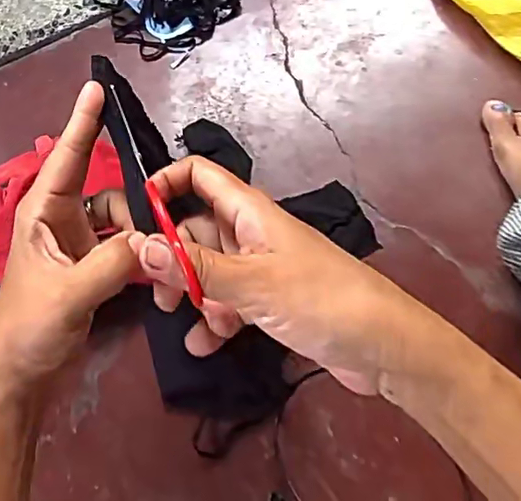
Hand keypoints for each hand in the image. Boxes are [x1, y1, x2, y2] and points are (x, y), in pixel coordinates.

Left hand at [0, 82, 143, 390]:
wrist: (22, 382)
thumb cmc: (28, 331)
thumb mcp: (67, 295)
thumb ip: (111, 264)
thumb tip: (151, 237)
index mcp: (42, 213)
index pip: (66, 156)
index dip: (83, 121)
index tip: (96, 87)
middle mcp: (61, 218)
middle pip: (104, 186)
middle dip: (131, 195)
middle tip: (158, 208)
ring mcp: (79, 241)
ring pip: (121, 214)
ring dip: (138, 230)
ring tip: (153, 257)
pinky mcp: (93, 263)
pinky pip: (125, 239)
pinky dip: (139, 248)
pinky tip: (152, 263)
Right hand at [132, 156, 434, 395]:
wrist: (382, 345)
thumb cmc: (319, 298)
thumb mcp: (252, 284)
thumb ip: (195, 269)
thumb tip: (140, 247)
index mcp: (248, 210)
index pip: (199, 174)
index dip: (167, 184)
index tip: (138, 215)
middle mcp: (250, 231)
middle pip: (196, 228)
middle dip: (174, 256)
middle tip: (159, 292)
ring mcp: (260, 266)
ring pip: (209, 267)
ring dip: (193, 292)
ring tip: (184, 320)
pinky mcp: (269, 299)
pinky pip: (228, 299)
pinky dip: (214, 318)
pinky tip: (206, 344)